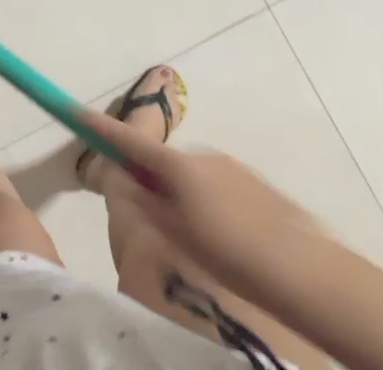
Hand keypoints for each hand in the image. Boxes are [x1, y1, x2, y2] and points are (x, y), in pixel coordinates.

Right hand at [80, 109, 326, 283]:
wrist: (306, 271)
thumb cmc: (231, 254)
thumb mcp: (175, 233)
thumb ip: (143, 203)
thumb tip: (120, 179)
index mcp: (177, 166)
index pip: (128, 141)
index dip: (100, 128)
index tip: (76, 112)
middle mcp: (203, 157)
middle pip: (161, 160)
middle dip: (149, 178)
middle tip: (149, 214)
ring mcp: (232, 167)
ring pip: (190, 176)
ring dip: (181, 193)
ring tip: (194, 238)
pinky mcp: (255, 183)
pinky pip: (216, 185)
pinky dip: (208, 201)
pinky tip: (224, 237)